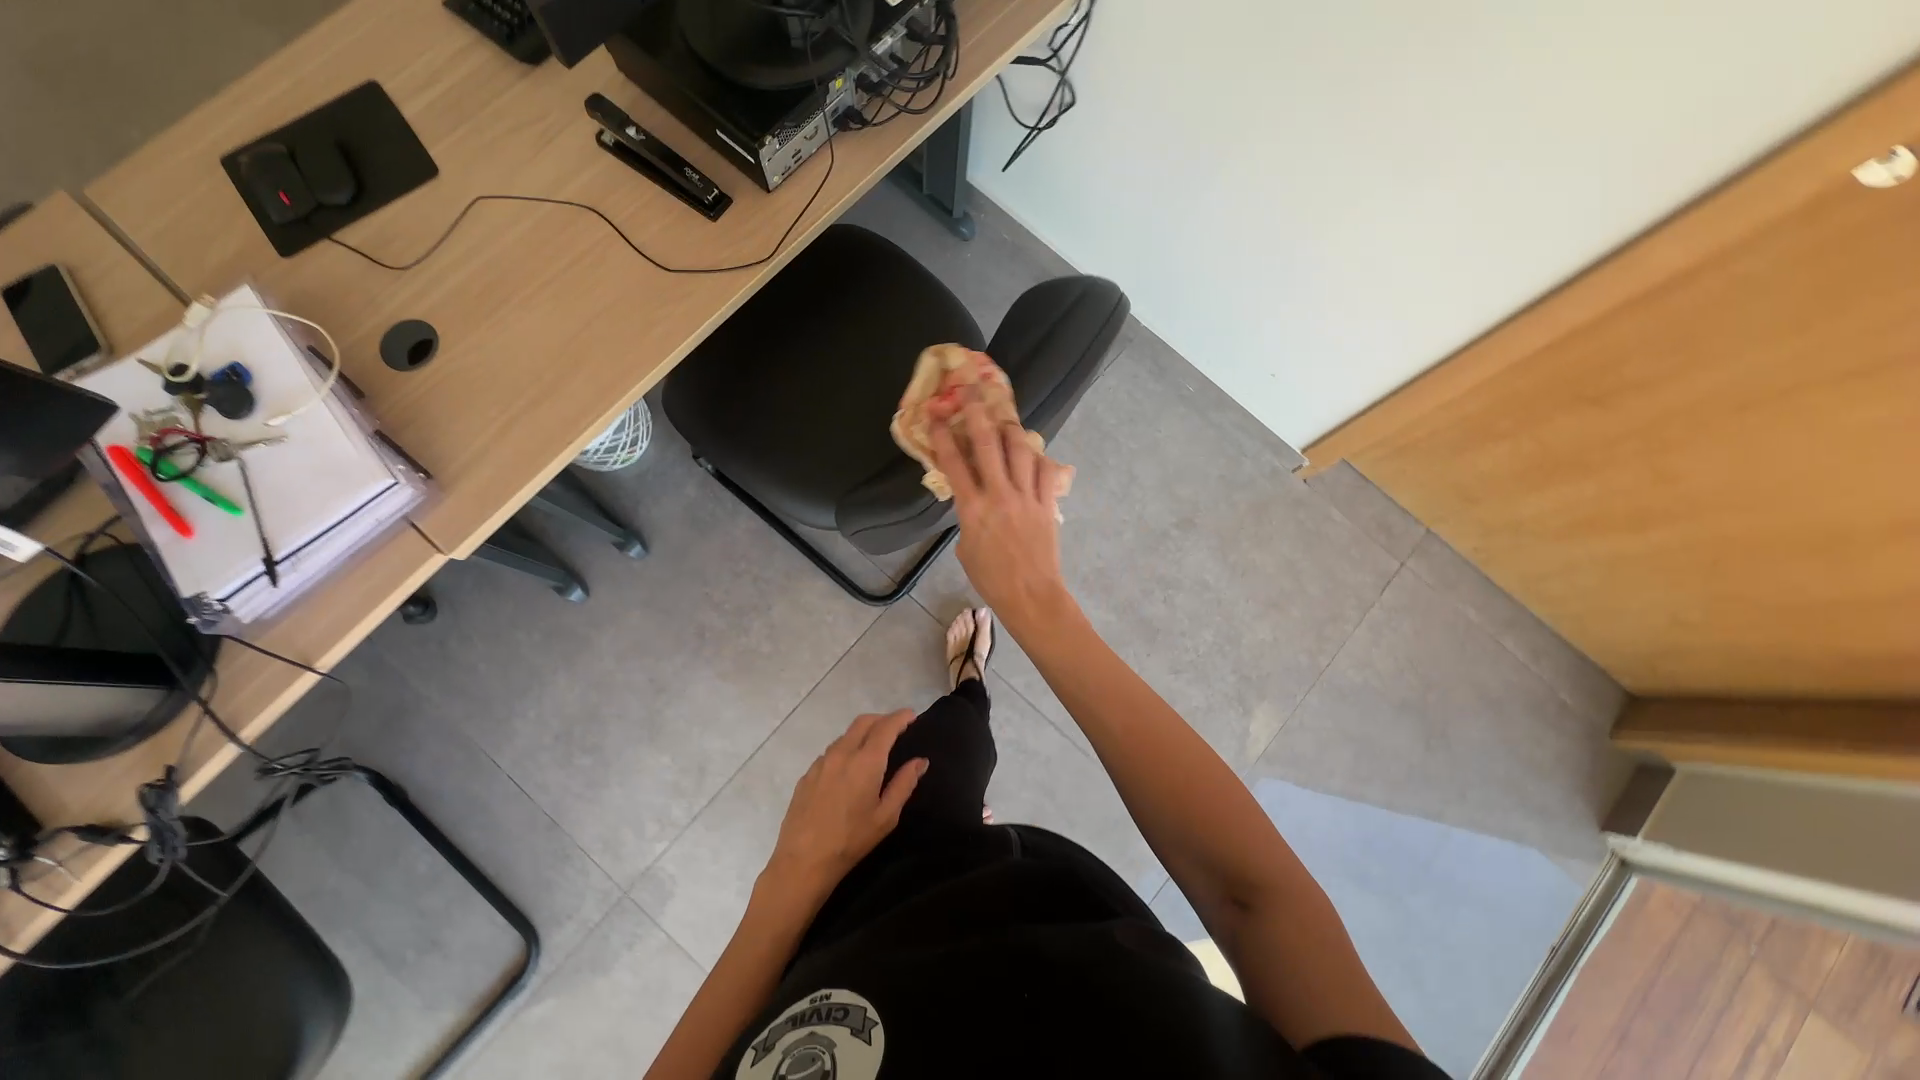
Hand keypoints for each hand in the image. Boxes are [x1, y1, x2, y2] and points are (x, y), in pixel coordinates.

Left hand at [765, 710, 926, 893]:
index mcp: (865, 762)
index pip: (886, 727)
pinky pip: (831, 752)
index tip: (912, 715)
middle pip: (863, 722)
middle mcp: (841, 754)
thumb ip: (904, 784)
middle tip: (896, 728)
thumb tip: (920, 761)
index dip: (901, 717)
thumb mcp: (886, 816)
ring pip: (845, 735)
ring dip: (862, 734)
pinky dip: (846, 749)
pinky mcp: (807, 774)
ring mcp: (821, 762)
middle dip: (882, 719)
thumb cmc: (851, 840)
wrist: (804, 859)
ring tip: (874, 749)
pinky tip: (849, 770)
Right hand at [930, 401, 1076, 631]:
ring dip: (1010, 429)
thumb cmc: (991, 579)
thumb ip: (967, 519)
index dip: (942, 436)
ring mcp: (1026, 497)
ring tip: (1004, 418)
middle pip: (986, 444)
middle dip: (977, 413)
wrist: (1030, 595)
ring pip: (1019, 449)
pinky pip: (1044, 471)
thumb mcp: (965, 549)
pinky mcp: (1046, 504)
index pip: (953, 464)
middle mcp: (999, 495)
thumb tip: (974, 503)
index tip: (936, 415)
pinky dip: (1038, 457)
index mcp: (972, 509)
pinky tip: (1032, 453)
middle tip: (971, 392)